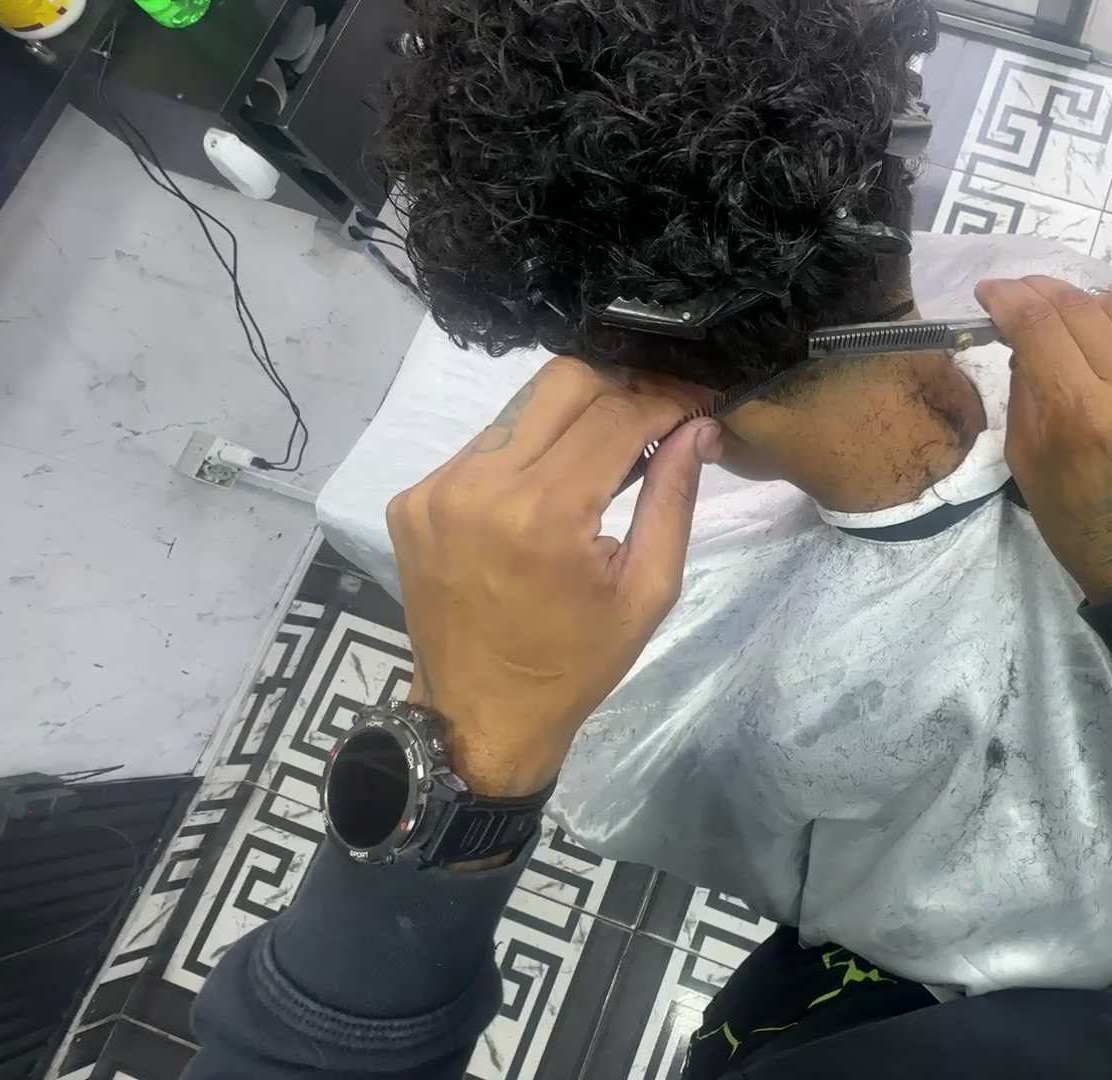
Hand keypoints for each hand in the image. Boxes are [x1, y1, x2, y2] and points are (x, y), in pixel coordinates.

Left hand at [386, 358, 721, 796]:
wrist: (483, 714)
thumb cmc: (579, 662)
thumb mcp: (649, 589)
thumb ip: (673, 499)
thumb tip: (699, 429)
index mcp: (544, 514)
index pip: (617, 416)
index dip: (665, 403)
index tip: (695, 408)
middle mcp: (479, 484)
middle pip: (563, 382)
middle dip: (621, 390)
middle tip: (655, 420)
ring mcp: (435, 487)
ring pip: (522, 405)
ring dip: (575, 416)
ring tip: (609, 452)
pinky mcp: (412, 498)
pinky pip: (486, 442)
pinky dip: (530, 448)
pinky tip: (552, 485)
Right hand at [977, 276, 1111, 602]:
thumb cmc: (1070, 514)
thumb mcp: (1023, 456)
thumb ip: (1025, 388)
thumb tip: (1025, 336)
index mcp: (1078, 413)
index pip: (1038, 325)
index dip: (1007, 297)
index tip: (989, 290)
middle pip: (1080, 309)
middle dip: (1040, 291)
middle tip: (1021, 294)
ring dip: (1089, 299)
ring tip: (1070, 310)